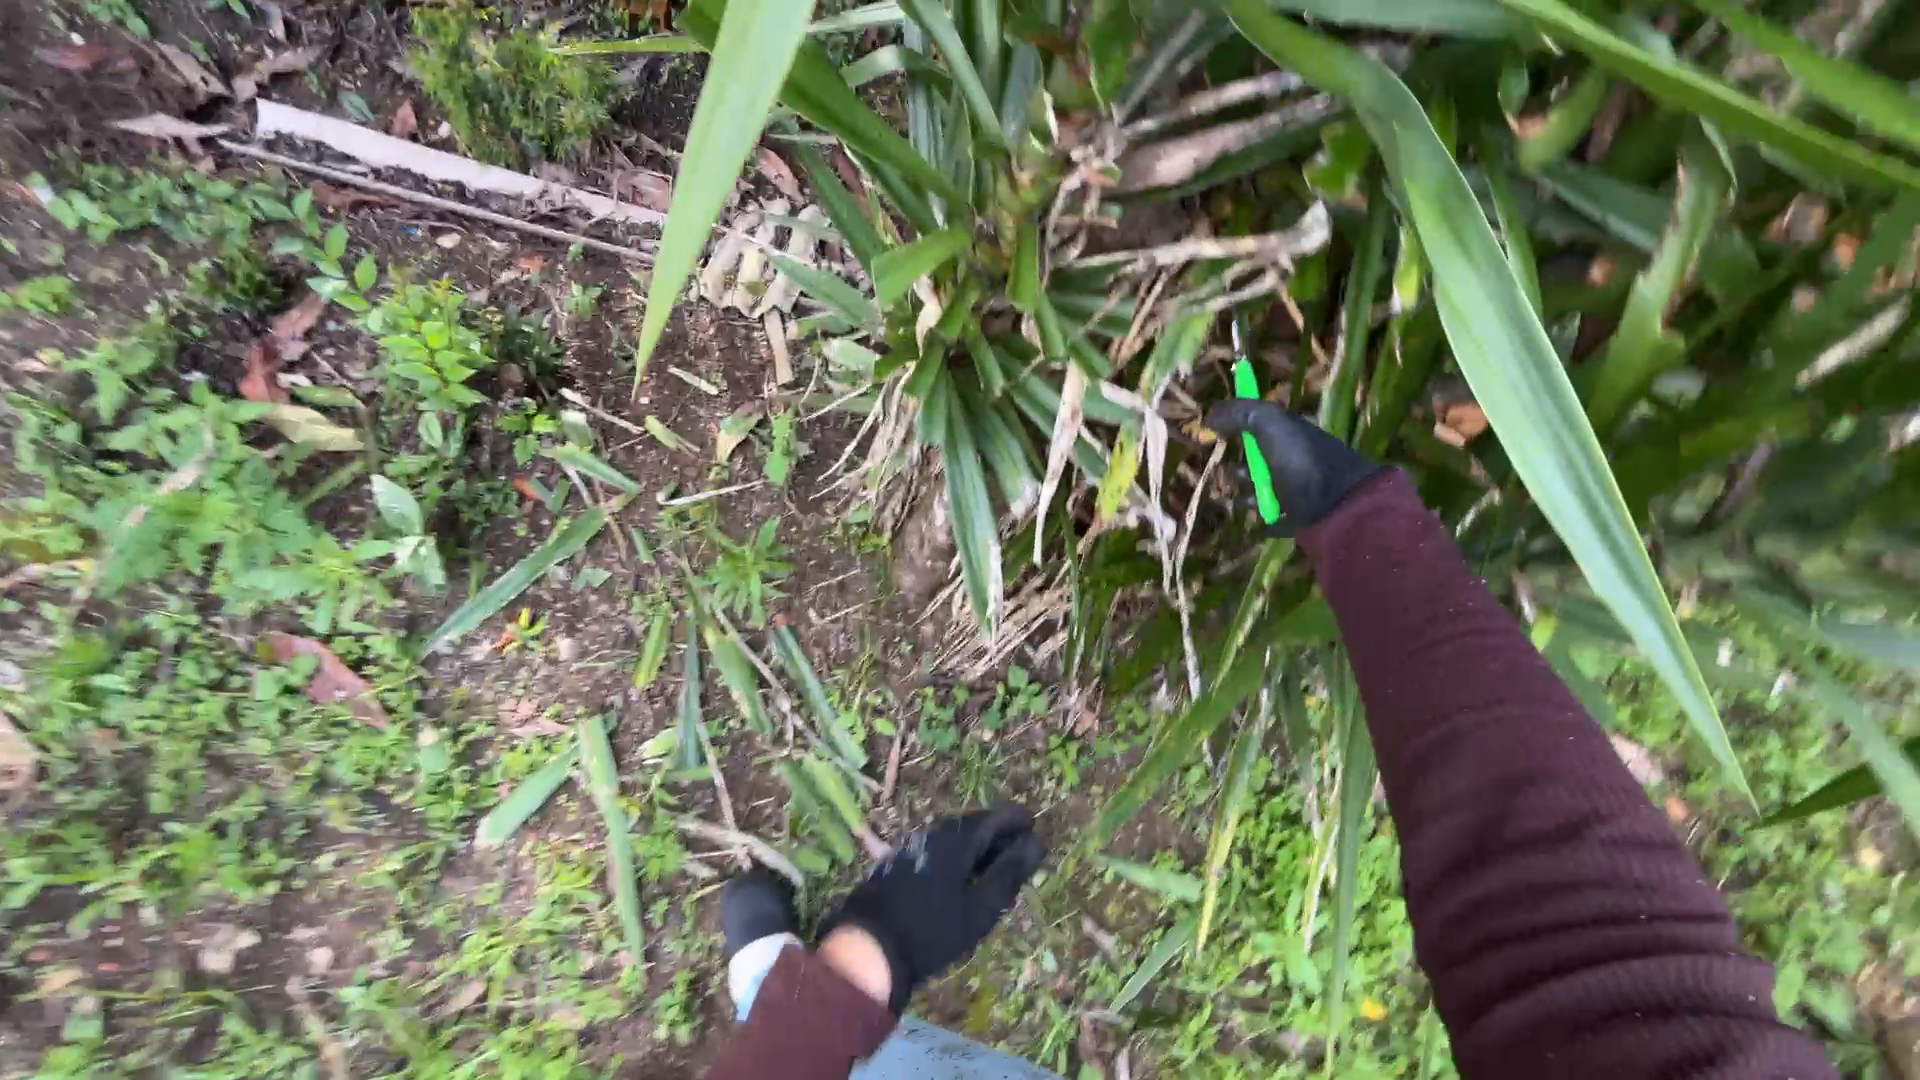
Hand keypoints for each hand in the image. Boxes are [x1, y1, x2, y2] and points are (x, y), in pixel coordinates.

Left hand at [816, 806, 1044, 1013]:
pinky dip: (956, 855)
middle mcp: (932, 833)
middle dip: (997, 832)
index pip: (993, 819)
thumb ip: (1008, 873)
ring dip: (976, 845)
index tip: (1034, 825)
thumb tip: (1035, 844)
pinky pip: (937, 848)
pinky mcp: (897, 861)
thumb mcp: (979, 909)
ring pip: (953, 837)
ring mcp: (911, 845)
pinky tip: (961, 875)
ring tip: (993, 863)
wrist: (868, 948)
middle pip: (972, 825)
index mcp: (955, 839)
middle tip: (1017, 846)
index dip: (1015, 821)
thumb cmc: (932, 932)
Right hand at [1205, 400, 1385, 534]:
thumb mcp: (1269, 423)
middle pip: (1258, 462)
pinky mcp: (1297, 519)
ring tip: (1227, 499)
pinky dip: (1262, 522)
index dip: (1236, 430)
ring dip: (1243, 495)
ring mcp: (1297, 492)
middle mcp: (1293, 461)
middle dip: (1235, 467)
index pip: (1259, 428)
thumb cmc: (1300, 460)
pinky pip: (1274, 520)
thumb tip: (1209, 417)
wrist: (1336, 504)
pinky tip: (1250, 524)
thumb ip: (1239, 413)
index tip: (1213, 437)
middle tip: (1217, 473)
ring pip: (1263, 492)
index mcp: (1289, 436)